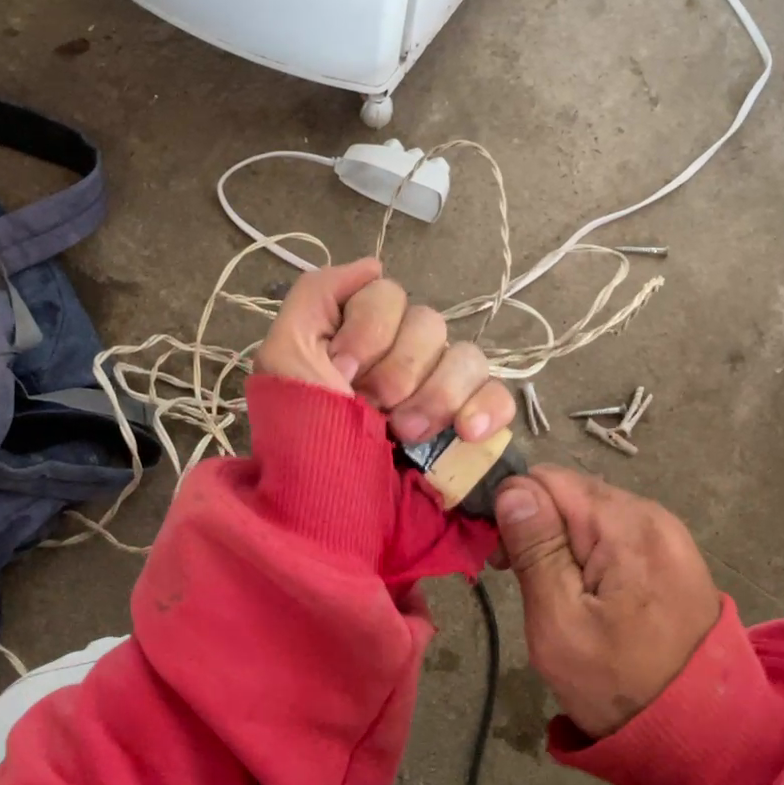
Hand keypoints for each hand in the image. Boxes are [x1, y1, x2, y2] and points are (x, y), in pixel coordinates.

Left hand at [257, 259, 515, 443]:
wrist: (330, 519)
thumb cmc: (302, 440)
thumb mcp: (283, 359)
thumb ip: (316, 296)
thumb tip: (372, 265)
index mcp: (361, 340)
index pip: (387, 296)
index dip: (367, 331)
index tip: (341, 374)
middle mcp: (404, 359)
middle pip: (429, 324)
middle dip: (397, 369)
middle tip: (373, 410)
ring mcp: (441, 394)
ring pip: (467, 356)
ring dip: (436, 394)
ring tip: (408, 435)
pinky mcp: (471, 430)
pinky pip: (500, 396)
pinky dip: (487, 408)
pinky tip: (465, 432)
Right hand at [493, 466, 721, 738]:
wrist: (697, 733)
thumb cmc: (616, 682)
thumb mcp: (559, 622)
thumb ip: (535, 549)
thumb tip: (511, 486)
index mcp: (625, 525)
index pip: (546, 479)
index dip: (511, 508)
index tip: (499, 557)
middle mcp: (651, 514)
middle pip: (569, 492)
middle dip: (535, 525)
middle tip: (522, 580)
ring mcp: (666, 533)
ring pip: (589, 511)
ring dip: (560, 539)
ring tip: (553, 590)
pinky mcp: (671, 553)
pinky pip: (614, 531)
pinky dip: (588, 551)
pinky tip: (585, 589)